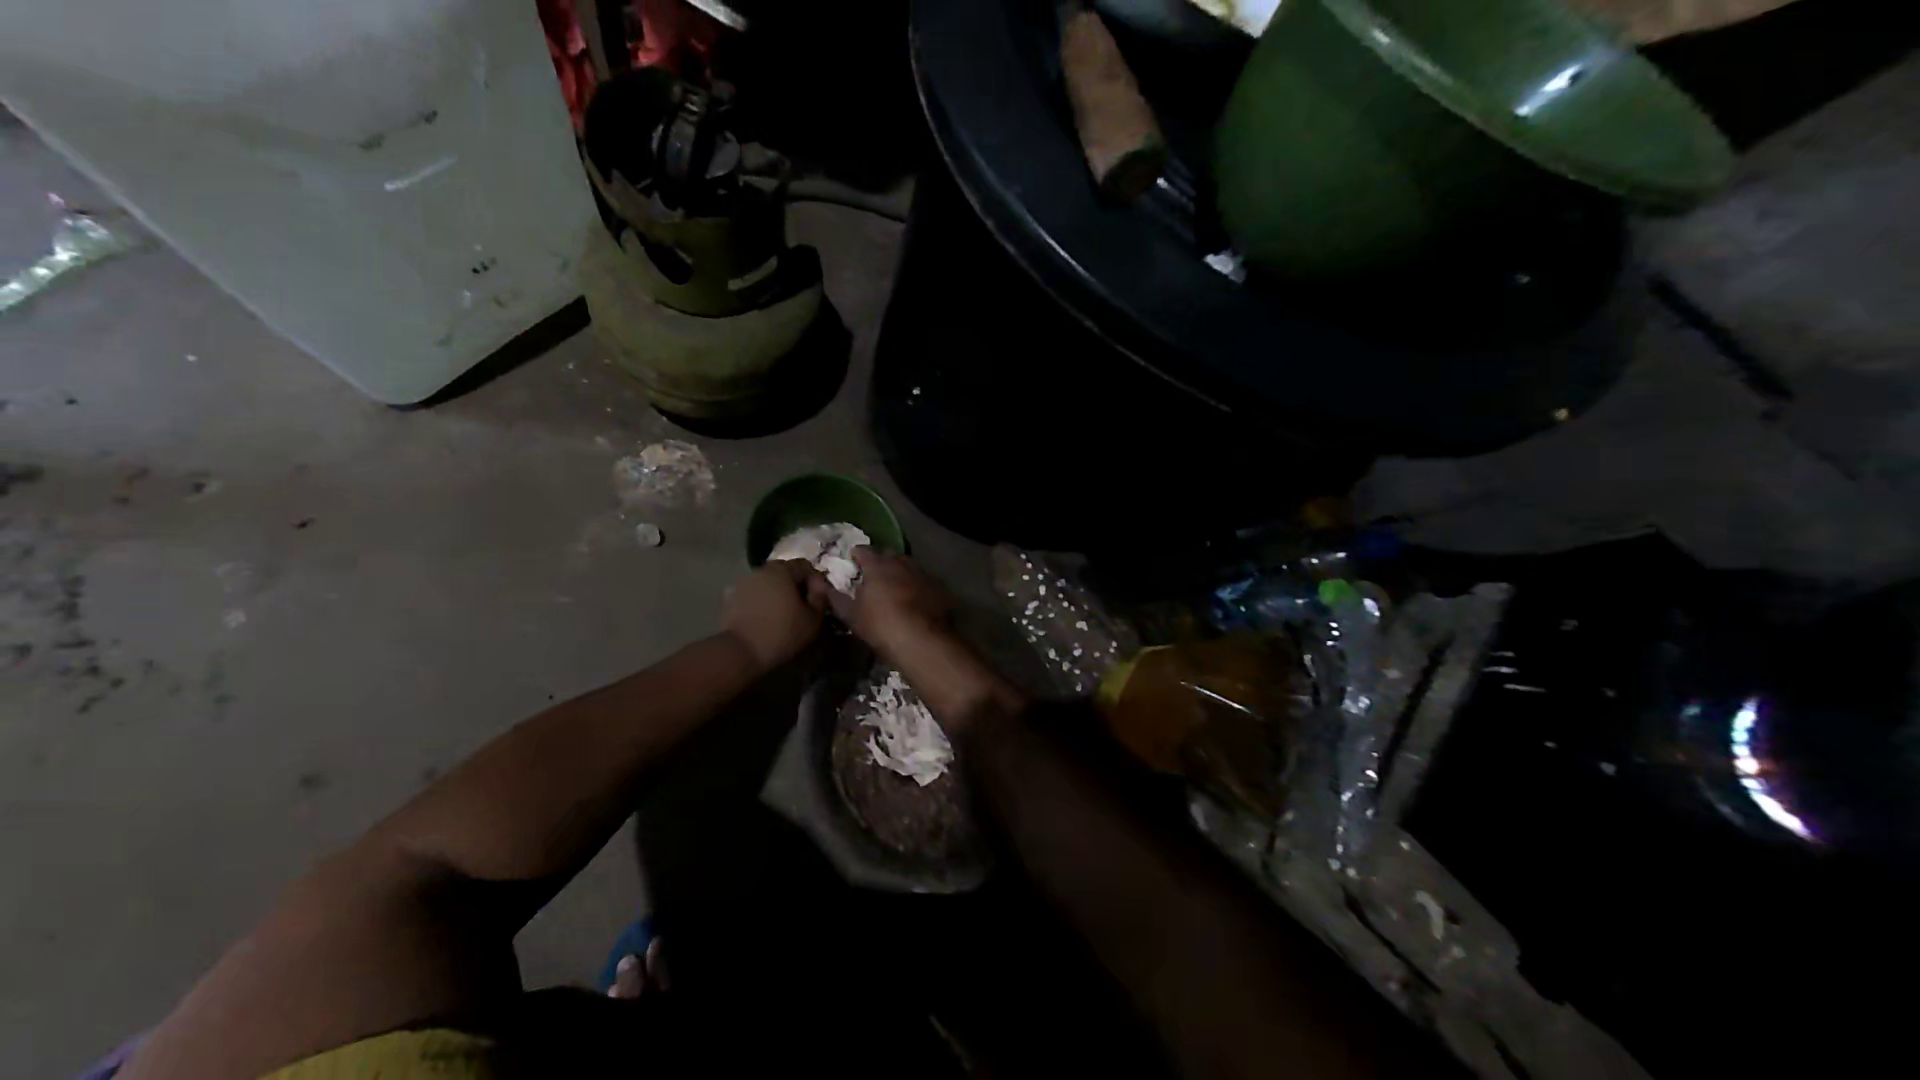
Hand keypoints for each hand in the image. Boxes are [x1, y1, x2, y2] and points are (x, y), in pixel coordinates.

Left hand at [722, 560, 830, 672]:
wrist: (741, 651)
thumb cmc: (783, 632)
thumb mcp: (813, 619)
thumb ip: (819, 598)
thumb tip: (818, 585)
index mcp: (782, 570)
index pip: (804, 566)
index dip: (814, 581)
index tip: (817, 599)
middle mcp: (760, 570)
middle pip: (783, 572)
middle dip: (794, 585)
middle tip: (800, 605)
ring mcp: (742, 583)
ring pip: (765, 583)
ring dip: (775, 593)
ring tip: (780, 612)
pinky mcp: (729, 598)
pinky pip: (750, 595)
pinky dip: (758, 602)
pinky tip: (762, 618)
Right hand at [833, 549, 1025, 731]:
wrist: (922, 640)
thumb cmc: (881, 626)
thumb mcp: (852, 615)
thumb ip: (836, 599)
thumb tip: (825, 588)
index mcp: (877, 565)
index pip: (864, 550)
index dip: (857, 554)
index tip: (853, 559)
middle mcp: (901, 562)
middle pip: (889, 554)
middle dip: (881, 560)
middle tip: (874, 573)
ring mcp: (923, 573)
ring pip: (909, 565)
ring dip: (900, 571)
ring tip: (895, 584)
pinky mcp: (939, 587)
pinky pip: (924, 580)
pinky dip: (917, 584)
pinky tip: (916, 597)